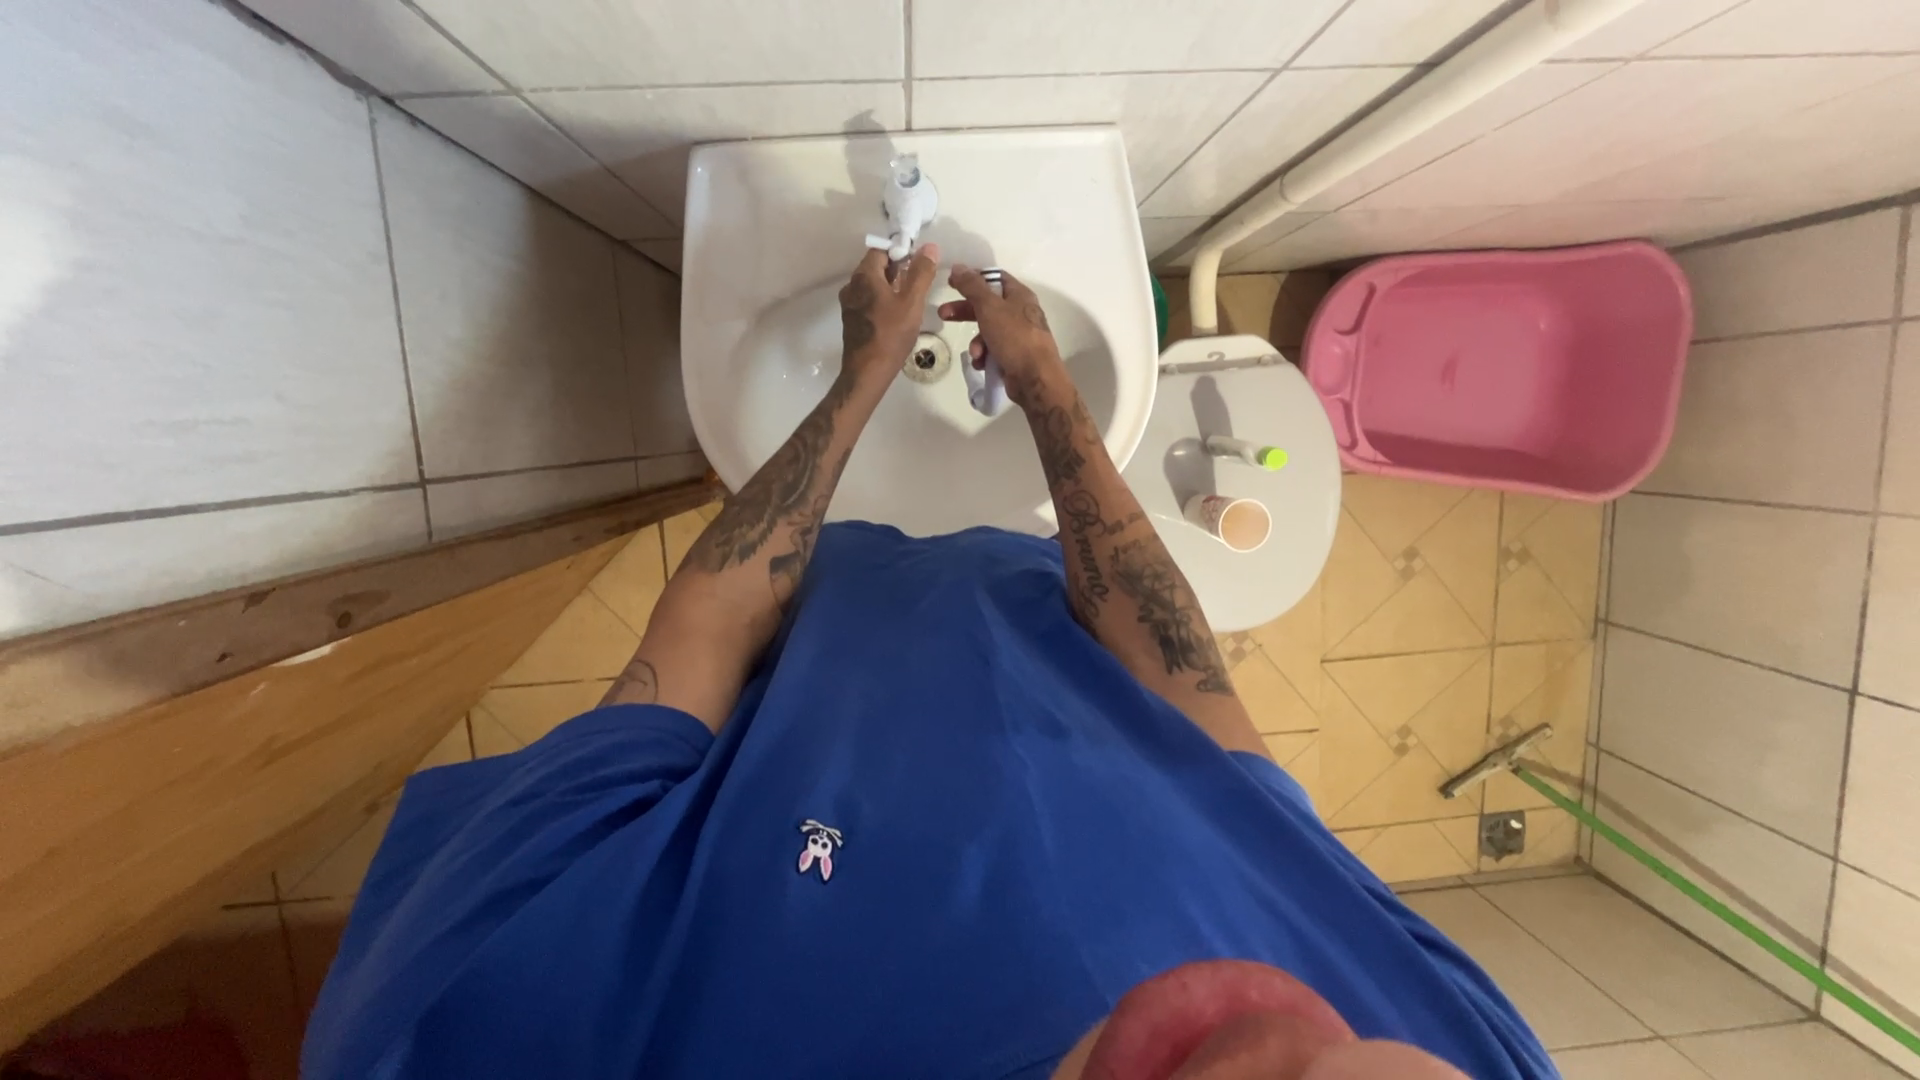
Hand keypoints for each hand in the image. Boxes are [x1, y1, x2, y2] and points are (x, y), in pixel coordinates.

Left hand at [839, 243, 940, 387]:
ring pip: (871, 285)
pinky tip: (896, 315)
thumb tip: (929, 247)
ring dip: (890, 286)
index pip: (881, 250)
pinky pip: (868, 301)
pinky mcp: (851, 320)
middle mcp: (851, 286)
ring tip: (910, 299)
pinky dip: (882, 301)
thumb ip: (921, 273)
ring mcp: (849, 304)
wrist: (868, 371)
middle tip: (917, 282)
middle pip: (875, 267)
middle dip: (896, 269)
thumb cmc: (891, 335)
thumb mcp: (912, 302)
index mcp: (864, 276)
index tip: (918, 264)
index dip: (900, 252)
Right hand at [938, 265, 1067, 409]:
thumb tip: (958, 267)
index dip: (972, 278)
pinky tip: (982, 363)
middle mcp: (1020, 313)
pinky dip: (984, 356)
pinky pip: (992, 350)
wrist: (1035, 379)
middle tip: (943, 314)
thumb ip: (972, 287)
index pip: (994, 278)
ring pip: (987, 331)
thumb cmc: (1014, 338)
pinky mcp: (1014, 356)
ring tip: (975, 353)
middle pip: (986, 305)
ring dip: (976, 342)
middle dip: (965, 311)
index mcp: (1019, 295)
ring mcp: (1018, 336)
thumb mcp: (990, 307)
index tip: (952, 282)